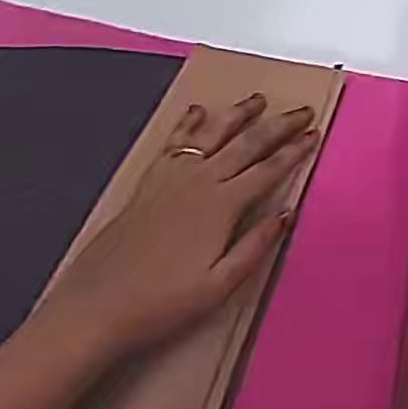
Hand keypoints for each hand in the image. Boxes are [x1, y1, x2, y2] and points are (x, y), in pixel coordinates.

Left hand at [44, 94, 317, 356]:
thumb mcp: (219, 286)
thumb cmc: (162, 303)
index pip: (269, 169)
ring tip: (257, 99)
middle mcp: (200, 182)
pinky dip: (189, 123)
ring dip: (239, 113)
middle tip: (302, 111)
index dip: (295, 150)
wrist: (94, 309)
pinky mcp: (149, 183)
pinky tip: (198, 112)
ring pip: (214, 133)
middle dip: (279, 125)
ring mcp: (172, 178)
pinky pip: (175, 143)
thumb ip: (256, 246)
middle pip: (248, 143)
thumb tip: (286, 212)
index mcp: (222, 205)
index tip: (313, 134)